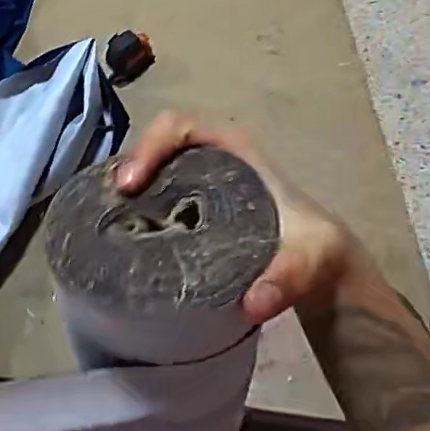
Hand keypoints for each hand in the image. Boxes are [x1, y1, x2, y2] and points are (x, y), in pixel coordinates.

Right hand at [114, 111, 375, 324]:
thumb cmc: (314, 248)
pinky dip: (135, 207)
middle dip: (129, 169)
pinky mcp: (190, 206)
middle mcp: (211, 158)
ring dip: (127, 189)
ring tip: (109, 220)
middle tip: (111, 207)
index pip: (180, 127)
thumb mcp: (310, 258)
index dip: (149, 146)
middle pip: (156, 146)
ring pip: (151, 169)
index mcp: (235, 150)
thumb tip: (251, 304)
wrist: (320, 268)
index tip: (131, 184)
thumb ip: (288, 278)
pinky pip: (154, 193)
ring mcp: (198, 181)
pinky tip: (124, 233)